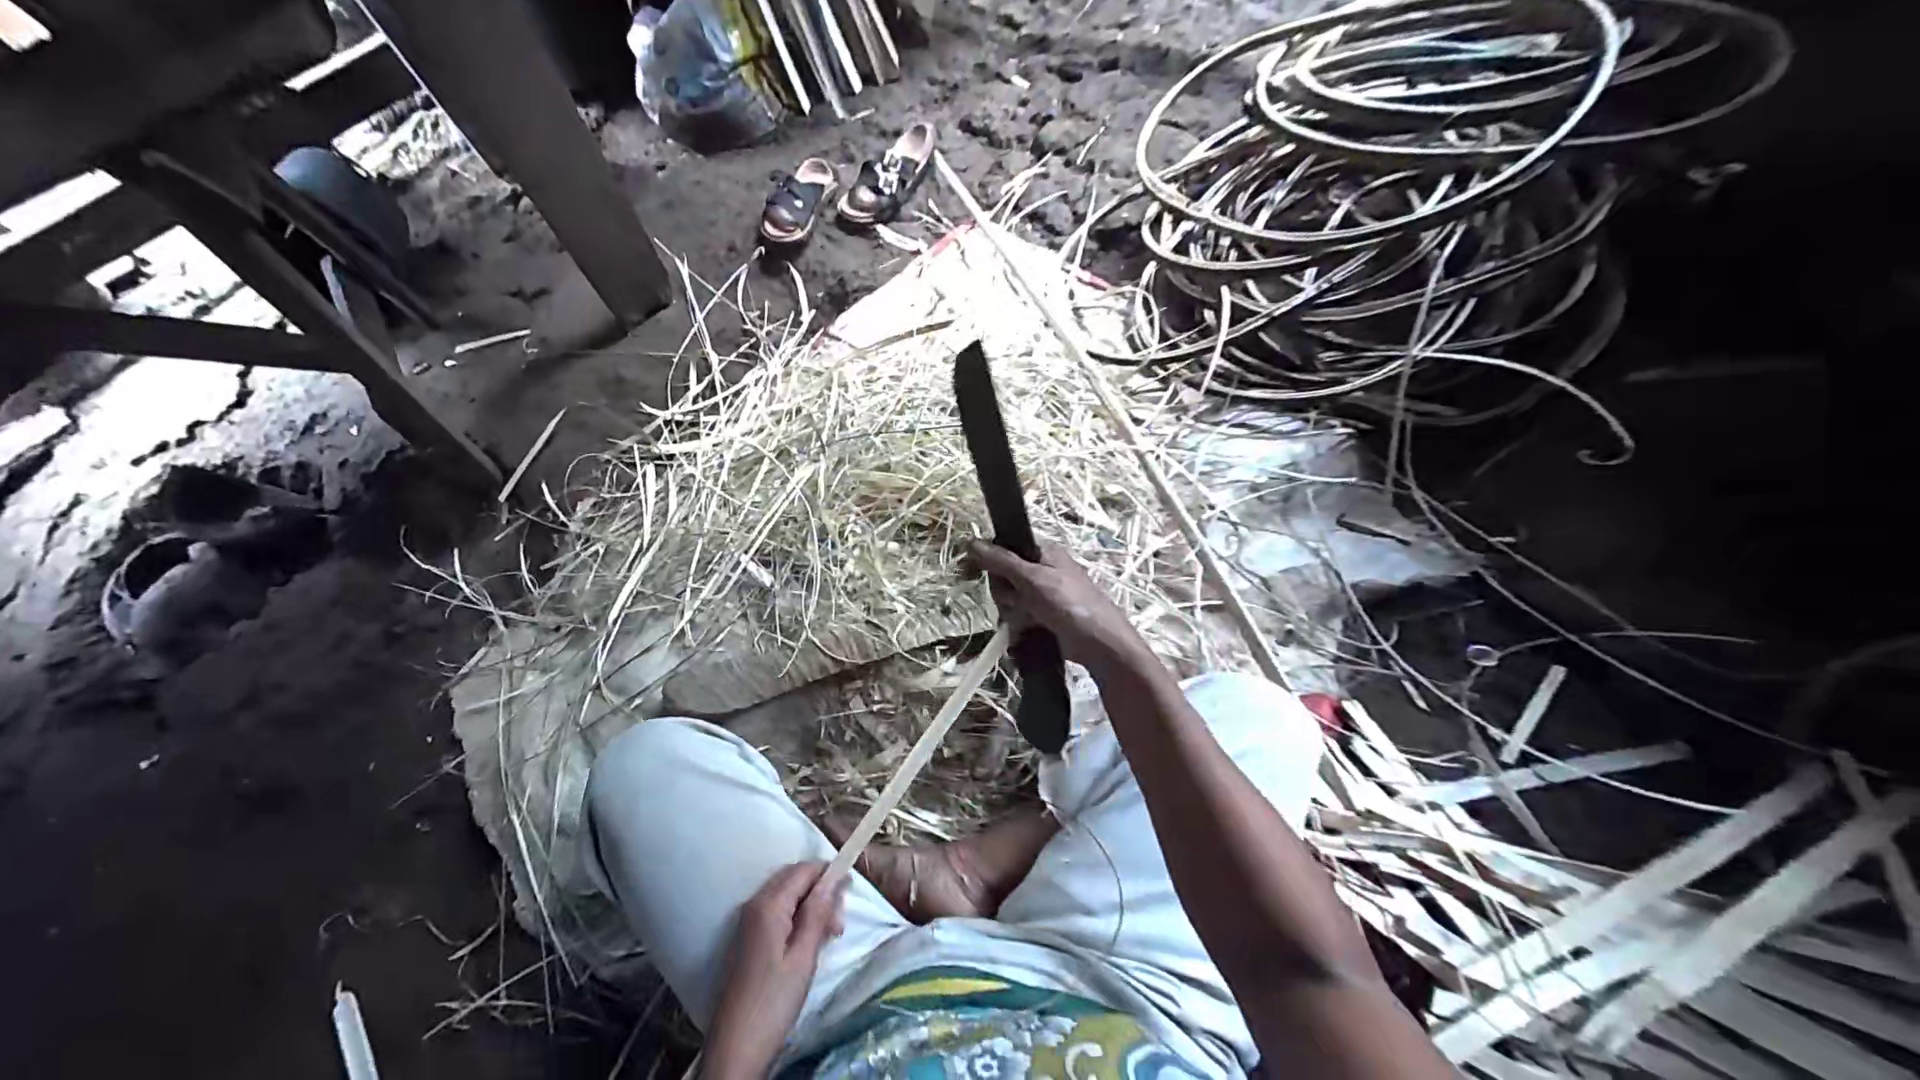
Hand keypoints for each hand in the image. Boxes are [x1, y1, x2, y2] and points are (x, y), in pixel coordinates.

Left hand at [704, 863, 847, 1079]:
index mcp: (768, 905)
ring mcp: (747, 921)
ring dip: (809, 905)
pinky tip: (807, 942)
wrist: (735, 1048)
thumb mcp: (804, 956)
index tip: (851, 892)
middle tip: (838, 924)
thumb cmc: (774, 1002)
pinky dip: (795, 917)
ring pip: (786, 894)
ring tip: (828, 936)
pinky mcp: (746, 938)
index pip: (804, 870)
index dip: (829, 874)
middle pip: (793, 878)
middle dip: (820, 890)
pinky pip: (776, 911)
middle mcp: (754, 904)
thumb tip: (834, 877)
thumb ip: (818, 912)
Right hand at [968, 540, 1151, 672]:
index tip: (970, 572)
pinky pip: (1018, 616)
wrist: (1099, 643)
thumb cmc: (1070, 603)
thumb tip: (971, 542)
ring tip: (1028, 618)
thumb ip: (1001, 561)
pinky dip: (1018, 624)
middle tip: (1018, 600)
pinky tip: (1026, 630)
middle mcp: (1041, 568)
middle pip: (1002, 576)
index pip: (1003, 546)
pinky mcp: (1042, 615)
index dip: (986, 559)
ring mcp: (1041, 593)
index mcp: (1042, 550)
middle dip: (1004, 592)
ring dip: (1012, 611)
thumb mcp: (1033, 578)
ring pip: (1008, 599)